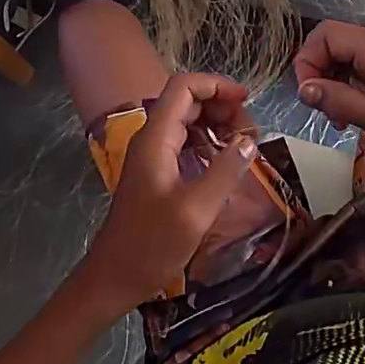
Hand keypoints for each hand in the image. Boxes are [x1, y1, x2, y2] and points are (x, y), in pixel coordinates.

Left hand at [73, 74, 257, 315]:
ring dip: (216, 125)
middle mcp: (151, 140)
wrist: (113, 278)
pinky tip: (225, 162)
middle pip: (186, 102)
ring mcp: (152, 157)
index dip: (216, 85)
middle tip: (251, 131)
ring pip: (186, 123)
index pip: (183, 88)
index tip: (247, 100)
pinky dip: (207, 144)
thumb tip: (249, 142)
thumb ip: (224, 172)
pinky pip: (184, 145)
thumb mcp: (195, 211)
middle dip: (221, 106)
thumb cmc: (150, 246)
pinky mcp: (156, 175)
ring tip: (244, 144)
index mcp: (155, 139)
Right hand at [294, 20, 364, 183]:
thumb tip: (303, 89)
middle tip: (328, 115)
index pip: (325, 35)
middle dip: (320, 76)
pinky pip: (364, 67)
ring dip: (335, 85)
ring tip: (343, 121)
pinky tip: (359, 114)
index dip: (307, 63)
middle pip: (334, 44)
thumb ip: (341, 101)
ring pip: (347, 57)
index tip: (309, 99)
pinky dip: (352, 88)